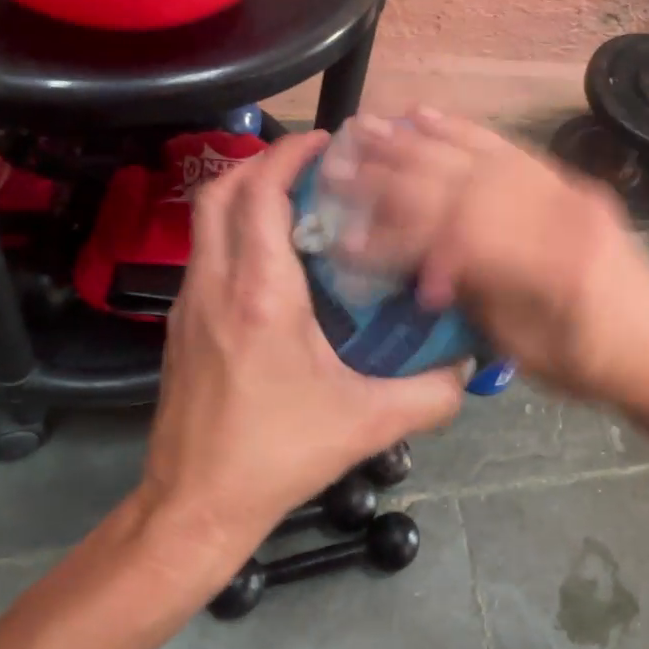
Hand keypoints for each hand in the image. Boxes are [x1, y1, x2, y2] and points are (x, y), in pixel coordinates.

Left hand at [138, 131, 464, 559]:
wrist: (194, 505)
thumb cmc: (278, 455)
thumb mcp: (367, 425)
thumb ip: (430, 395)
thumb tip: (468, 369)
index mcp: (261, 295)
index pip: (262, 196)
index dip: (290, 156)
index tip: (327, 142)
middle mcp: (215, 286)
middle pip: (221, 192)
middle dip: (264, 161)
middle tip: (312, 164)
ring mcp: (188, 304)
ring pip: (207, 222)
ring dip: (247, 196)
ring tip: (298, 202)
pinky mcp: (180, 327)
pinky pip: (205, 254)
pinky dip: (236, 233)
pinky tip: (275, 262)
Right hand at [323, 110, 648, 408]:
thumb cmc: (587, 365)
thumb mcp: (522, 347)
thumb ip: (473, 294)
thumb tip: (419, 261)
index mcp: (551, 264)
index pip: (458, 235)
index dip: (398, 236)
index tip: (351, 239)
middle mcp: (561, 214)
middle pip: (465, 184)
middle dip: (398, 173)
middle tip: (346, 161)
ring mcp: (568, 192)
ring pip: (483, 157)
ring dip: (423, 141)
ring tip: (374, 127)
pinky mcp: (569, 183)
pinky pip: (513, 150)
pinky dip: (467, 132)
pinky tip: (431, 117)